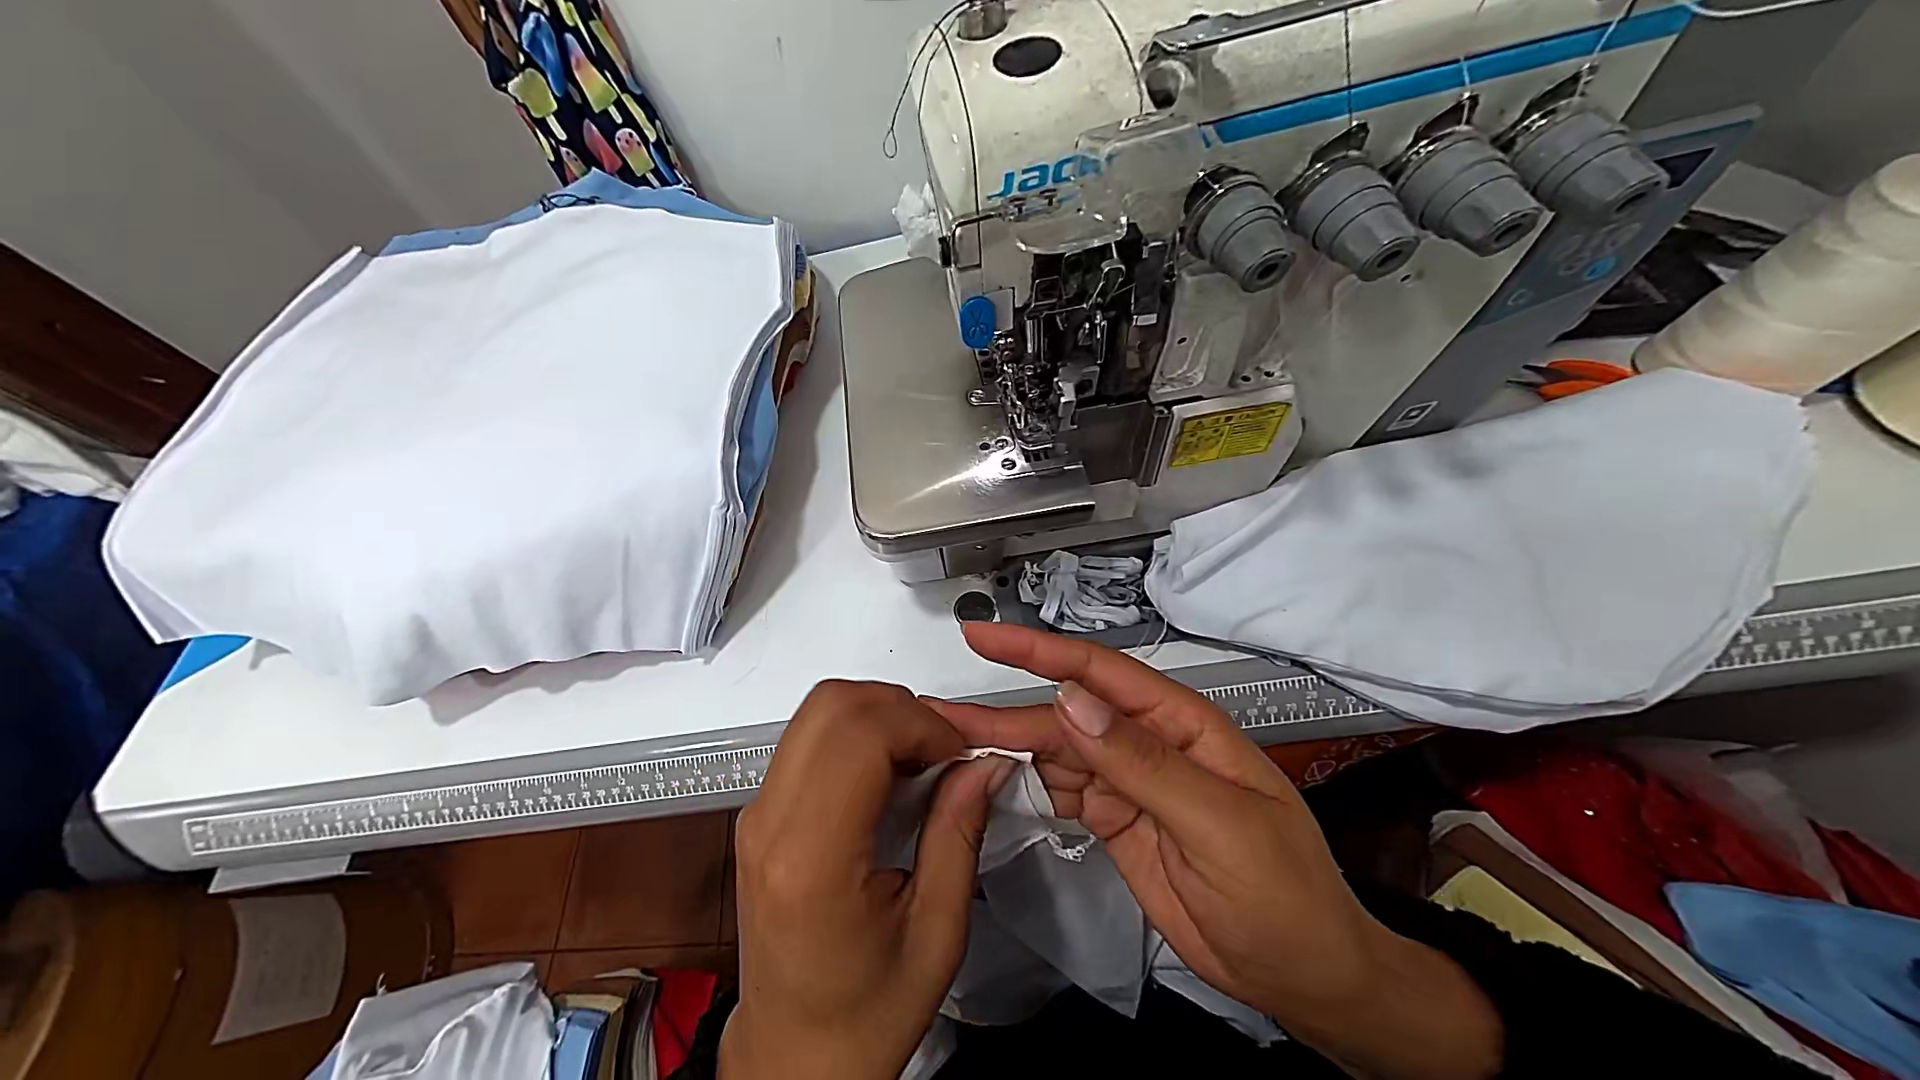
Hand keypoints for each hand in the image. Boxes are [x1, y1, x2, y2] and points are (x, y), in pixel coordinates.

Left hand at [723, 680, 1014, 1079]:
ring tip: (920, 762)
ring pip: (819, 709)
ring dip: (879, 716)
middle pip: (832, 705)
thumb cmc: (862, 1014)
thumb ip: (958, 834)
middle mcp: (770, 825)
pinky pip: (810, 737)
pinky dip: (859, 734)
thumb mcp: (936, 932)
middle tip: (941, 751)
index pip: (858, 734)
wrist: (794, 1055)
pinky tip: (890, 774)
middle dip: (901, 708)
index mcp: (810, 860)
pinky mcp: (761, 812)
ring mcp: (758, 814)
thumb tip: (982, 764)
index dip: (921, 725)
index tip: (958, 755)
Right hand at [930, 623, 1502, 1079]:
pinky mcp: (1113, 818)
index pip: (1099, 672)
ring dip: (1010, 748)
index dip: (1037, 650)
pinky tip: (1004, 784)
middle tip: (944, 719)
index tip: (981, 636)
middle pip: (1064, 714)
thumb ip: (1141, 762)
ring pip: (1057, 750)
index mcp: (1180, 723)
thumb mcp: (1217, 824)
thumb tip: (1071, 700)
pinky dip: (1031, 783)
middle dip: (1005, 712)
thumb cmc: (1280, 892)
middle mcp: (1147, 741)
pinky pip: (1062, 787)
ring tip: (958, 751)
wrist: (1301, 973)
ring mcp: (1127, 781)